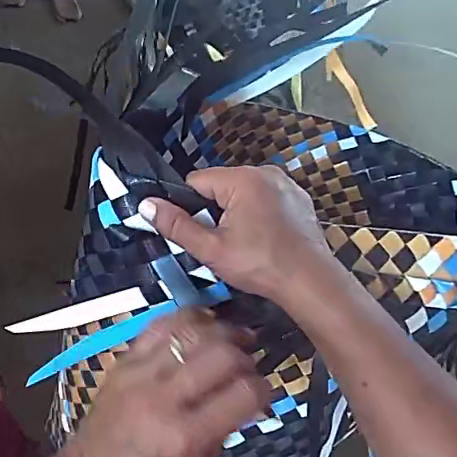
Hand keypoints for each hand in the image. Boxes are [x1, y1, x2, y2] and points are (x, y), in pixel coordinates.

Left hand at [54, 312, 270, 456]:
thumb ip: (223, 431)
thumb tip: (246, 397)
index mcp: (186, 435)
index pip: (244, 392)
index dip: (264, 388)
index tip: (262, 392)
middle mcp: (163, 398)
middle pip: (222, 354)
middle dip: (246, 357)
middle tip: (248, 365)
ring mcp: (139, 375)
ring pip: (191, 330)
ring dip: (220, 331)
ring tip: (231, 339)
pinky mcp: (123, 362)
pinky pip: (158, 326)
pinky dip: (185, 321)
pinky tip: (199, 328)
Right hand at [138, 166, 335, 299]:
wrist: (309, 282)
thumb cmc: (262, 265)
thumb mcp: (210, 248)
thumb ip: (176, 225)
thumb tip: (148, 206)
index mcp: (243, 179)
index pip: (196, 181)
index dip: (188, 208)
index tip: (195, 232)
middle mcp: (266, 174)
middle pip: (219, 188)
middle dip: (213, 214)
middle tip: (220, 244)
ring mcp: (285, 186)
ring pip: (241, 196)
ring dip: (234, 217)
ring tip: (242, 246)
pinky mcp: (297, 201)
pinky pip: (264, 203)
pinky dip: (257, 219)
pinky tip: (260, 243)